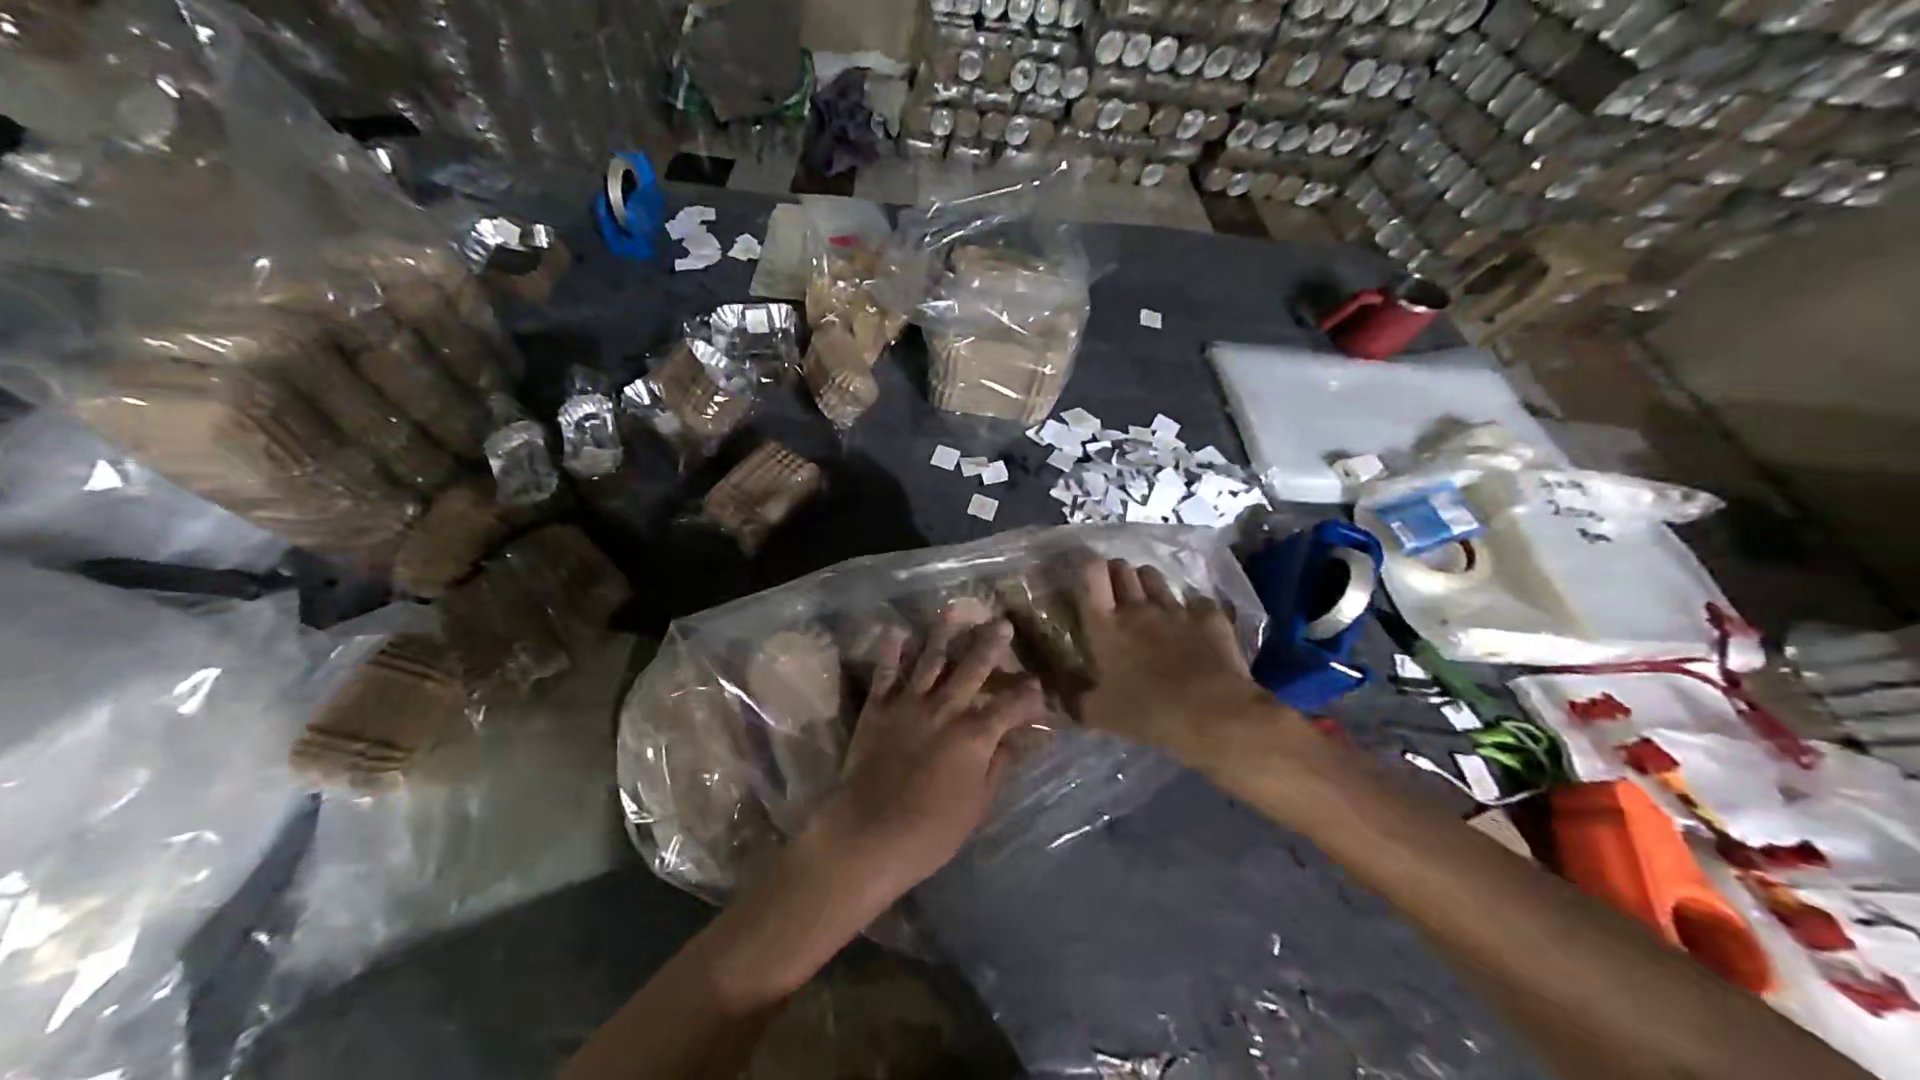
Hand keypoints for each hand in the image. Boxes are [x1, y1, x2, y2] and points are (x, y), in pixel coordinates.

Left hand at [802, 614, 1045, 899]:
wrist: (868, 834)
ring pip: (930, 660)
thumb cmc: (931, 831)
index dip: (1027, 694)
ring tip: (954, 610)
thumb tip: (1021, 739)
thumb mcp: (978, 804)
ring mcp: (908, 705)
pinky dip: (891, 651)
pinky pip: (885, 673)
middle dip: (990, 645)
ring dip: (944, 634)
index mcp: (974, 735)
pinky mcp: (877, 709)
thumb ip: (999, 765)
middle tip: (1002, 623)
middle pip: (973, 669)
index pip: (1010, 707)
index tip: (1037, 682)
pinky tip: (897, 631)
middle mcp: (945, 709)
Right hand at [1073, 557, 1303, 765]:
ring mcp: (1176, 609)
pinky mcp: (1210, 617)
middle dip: (1117, 572)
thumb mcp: (1098, 714)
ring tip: (1148, 598)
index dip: (1090, 566)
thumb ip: (1074, 700)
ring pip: (1156, 578)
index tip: (1089, 573)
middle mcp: (1139, 608)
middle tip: (1116, 588)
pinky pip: (1197, 602)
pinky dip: (1191, 609)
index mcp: (1106, 626)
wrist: (1211, 714)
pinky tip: (1193, 623)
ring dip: (1148, 583)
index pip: (1093, 575)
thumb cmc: (1147, 712)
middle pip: (1124, 569)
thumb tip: (1056, 692)